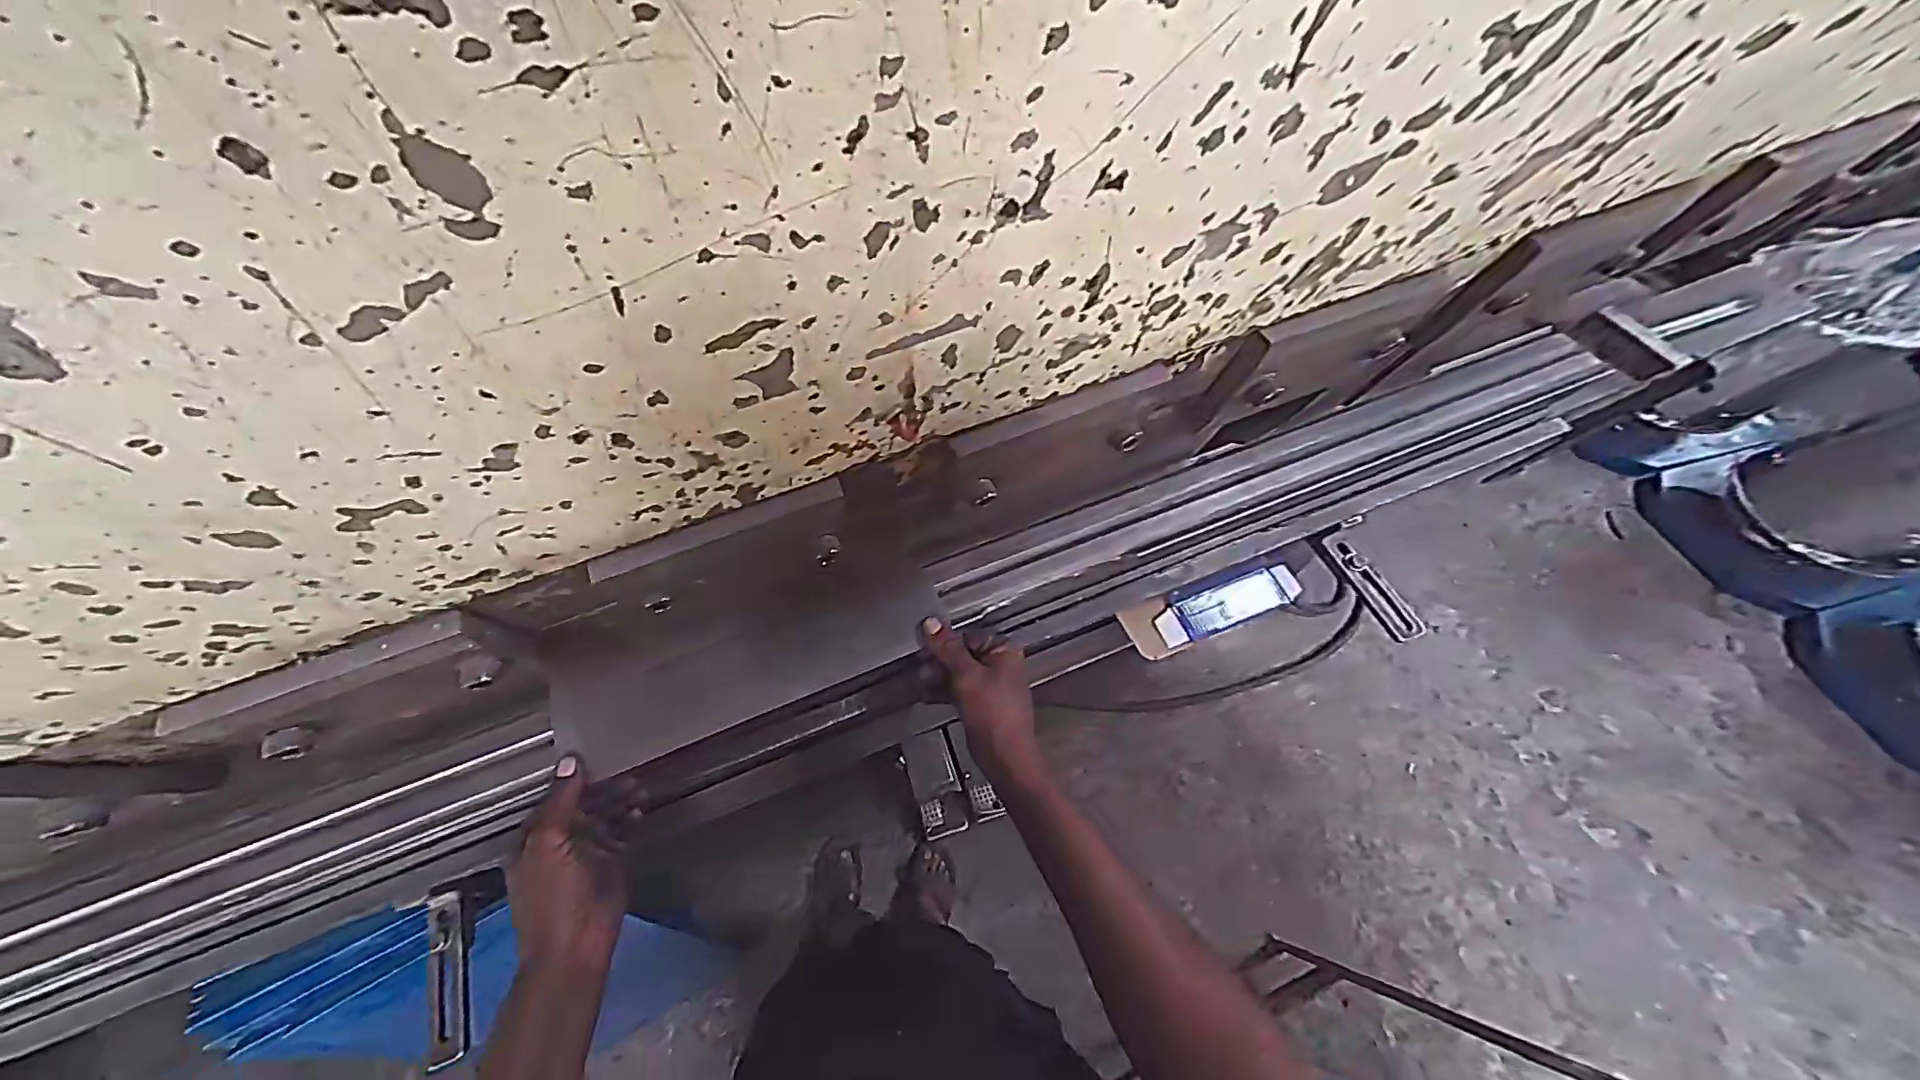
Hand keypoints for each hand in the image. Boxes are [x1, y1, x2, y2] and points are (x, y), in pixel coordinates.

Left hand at [507, 754, 629, 973]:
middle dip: (603, 789)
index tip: (594, 756)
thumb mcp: (548, 843)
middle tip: (626, 771)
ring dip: (620, 802)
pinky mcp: (611, 864)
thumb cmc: (553, 896)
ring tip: (638, 787)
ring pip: (604, 818)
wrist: (575, 945)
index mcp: (534, 839)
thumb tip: (570, 762)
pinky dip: (630, 821)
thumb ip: (561, 801)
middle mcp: (559, 843)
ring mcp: (586, 855)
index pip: (554, 799)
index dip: (573, 779)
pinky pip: (622, 834)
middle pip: (583, 806)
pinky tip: (639, 811)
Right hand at [922, 617, 1045, 785]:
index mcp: (1003, 651)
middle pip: (962, 654)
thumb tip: (931, 623)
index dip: (945, 643)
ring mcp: (990, 685)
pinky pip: (958, 690)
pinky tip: (926, 695)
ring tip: (921, 682)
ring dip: (938, 677)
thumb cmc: (993, 714)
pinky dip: (943, 691)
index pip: (967, 636)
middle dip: (939, 662)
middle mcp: (1000, 665)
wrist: (1004, 755)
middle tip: (922, 668)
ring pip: (958, 673)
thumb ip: (948, 649)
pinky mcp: (981, 704)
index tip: (925, 649)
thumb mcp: (966, 676)